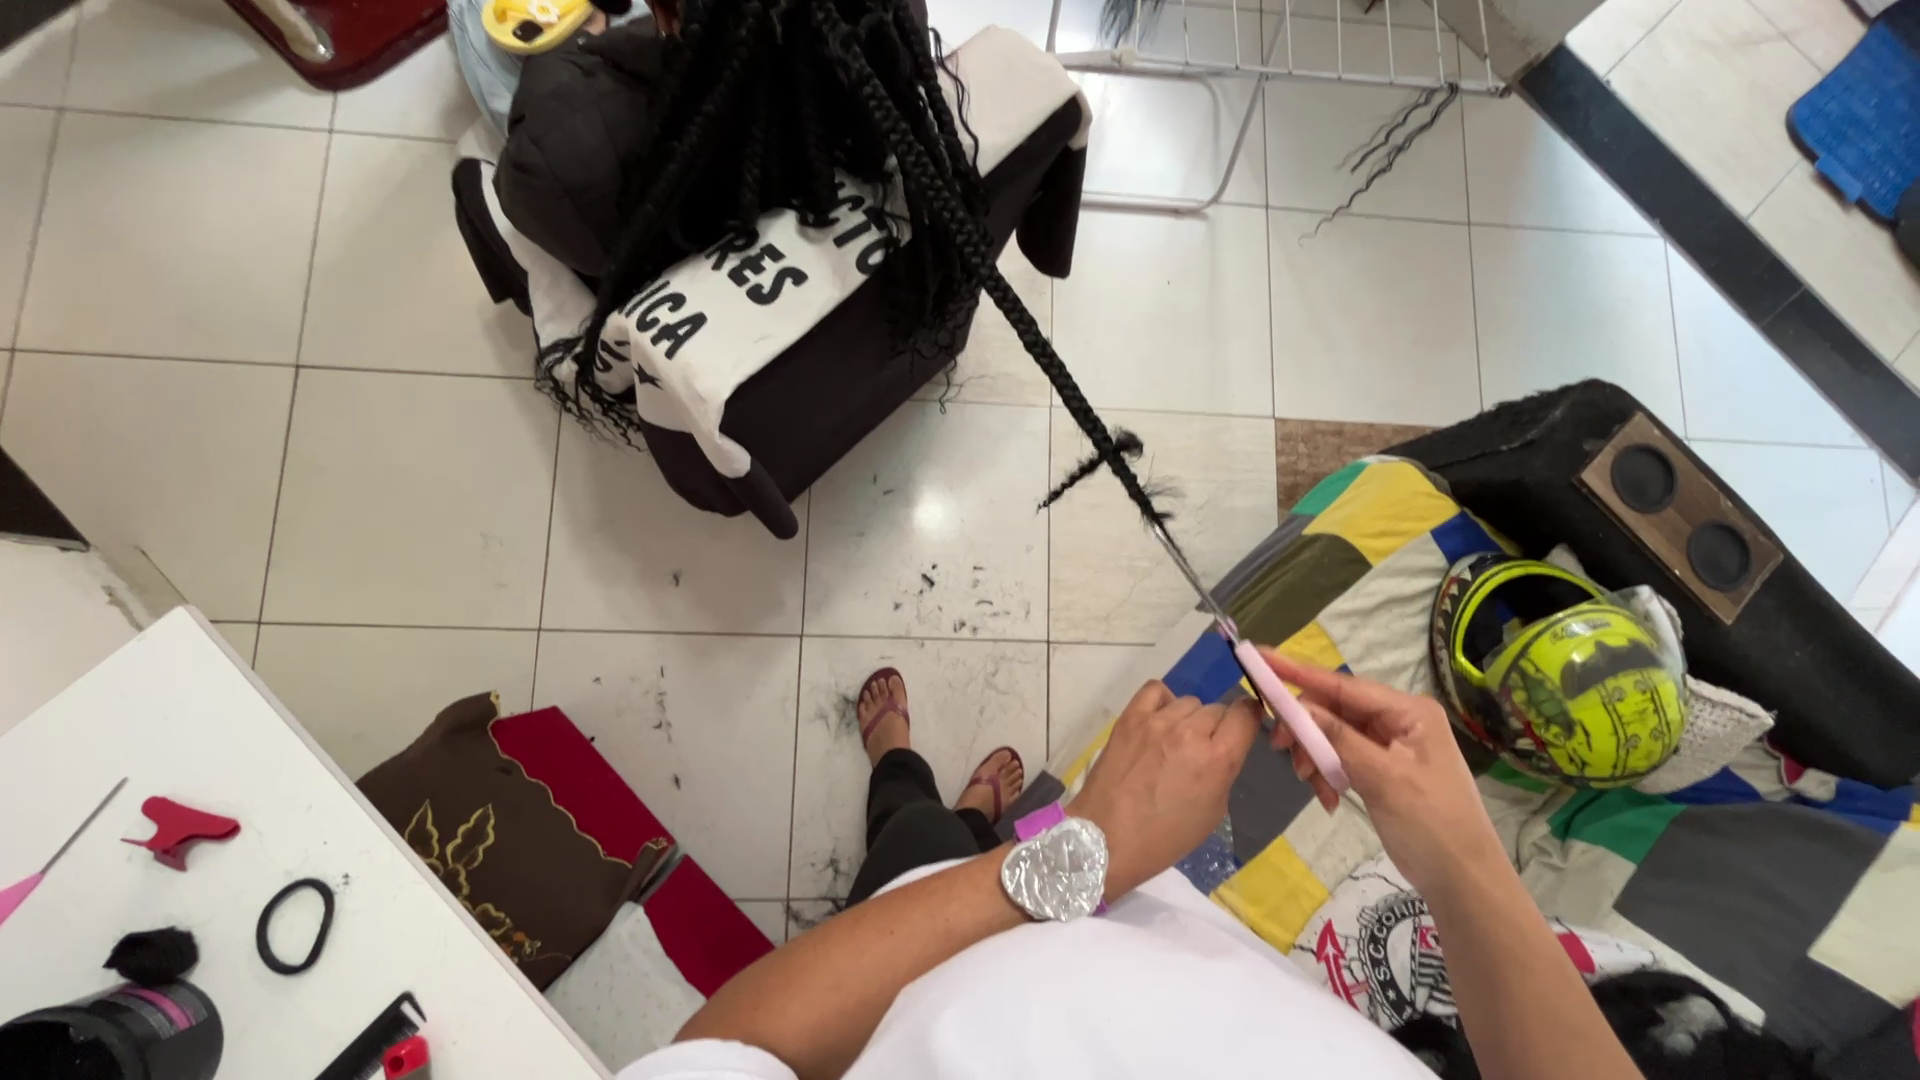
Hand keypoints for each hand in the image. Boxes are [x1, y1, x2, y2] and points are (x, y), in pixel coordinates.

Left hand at [1066, 681, 1260, 901]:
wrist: (1108, 837)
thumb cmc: (1165, 837)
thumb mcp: (1213, 811)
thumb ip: (1222, 770)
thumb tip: (1221, 747)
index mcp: (1218, 759)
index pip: (1246, 714)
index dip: (1248, 719)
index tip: (1240, 730)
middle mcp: (1190, 732)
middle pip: (1217, 709)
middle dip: (1215, 727)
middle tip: (1200, 750)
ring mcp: (1157, 721)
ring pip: (1188, 701)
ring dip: (1188, 718)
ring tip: (1174, 742)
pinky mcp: (1129, 717)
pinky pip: (1154, 690)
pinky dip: (1162, 701)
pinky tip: (1157, 722)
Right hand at [1260, 650, 1506, 898]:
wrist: (1463, 880)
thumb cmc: (1432, 825)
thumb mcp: (1383, 778)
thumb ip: (1338, 738)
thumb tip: (1296, 706)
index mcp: (1408, 712)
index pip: (1342, 684)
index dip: (1297, 671)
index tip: (1258, 658)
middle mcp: (1396, 719)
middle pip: (1331, 708)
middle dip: (1304, 728)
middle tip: (1279, 747)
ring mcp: (1386, 743)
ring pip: (1329, 733)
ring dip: (1313, 755)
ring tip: (1311, 783)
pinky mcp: (1376, 767)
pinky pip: (1337, 756)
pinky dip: (1325, 772)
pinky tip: (1327, 797)